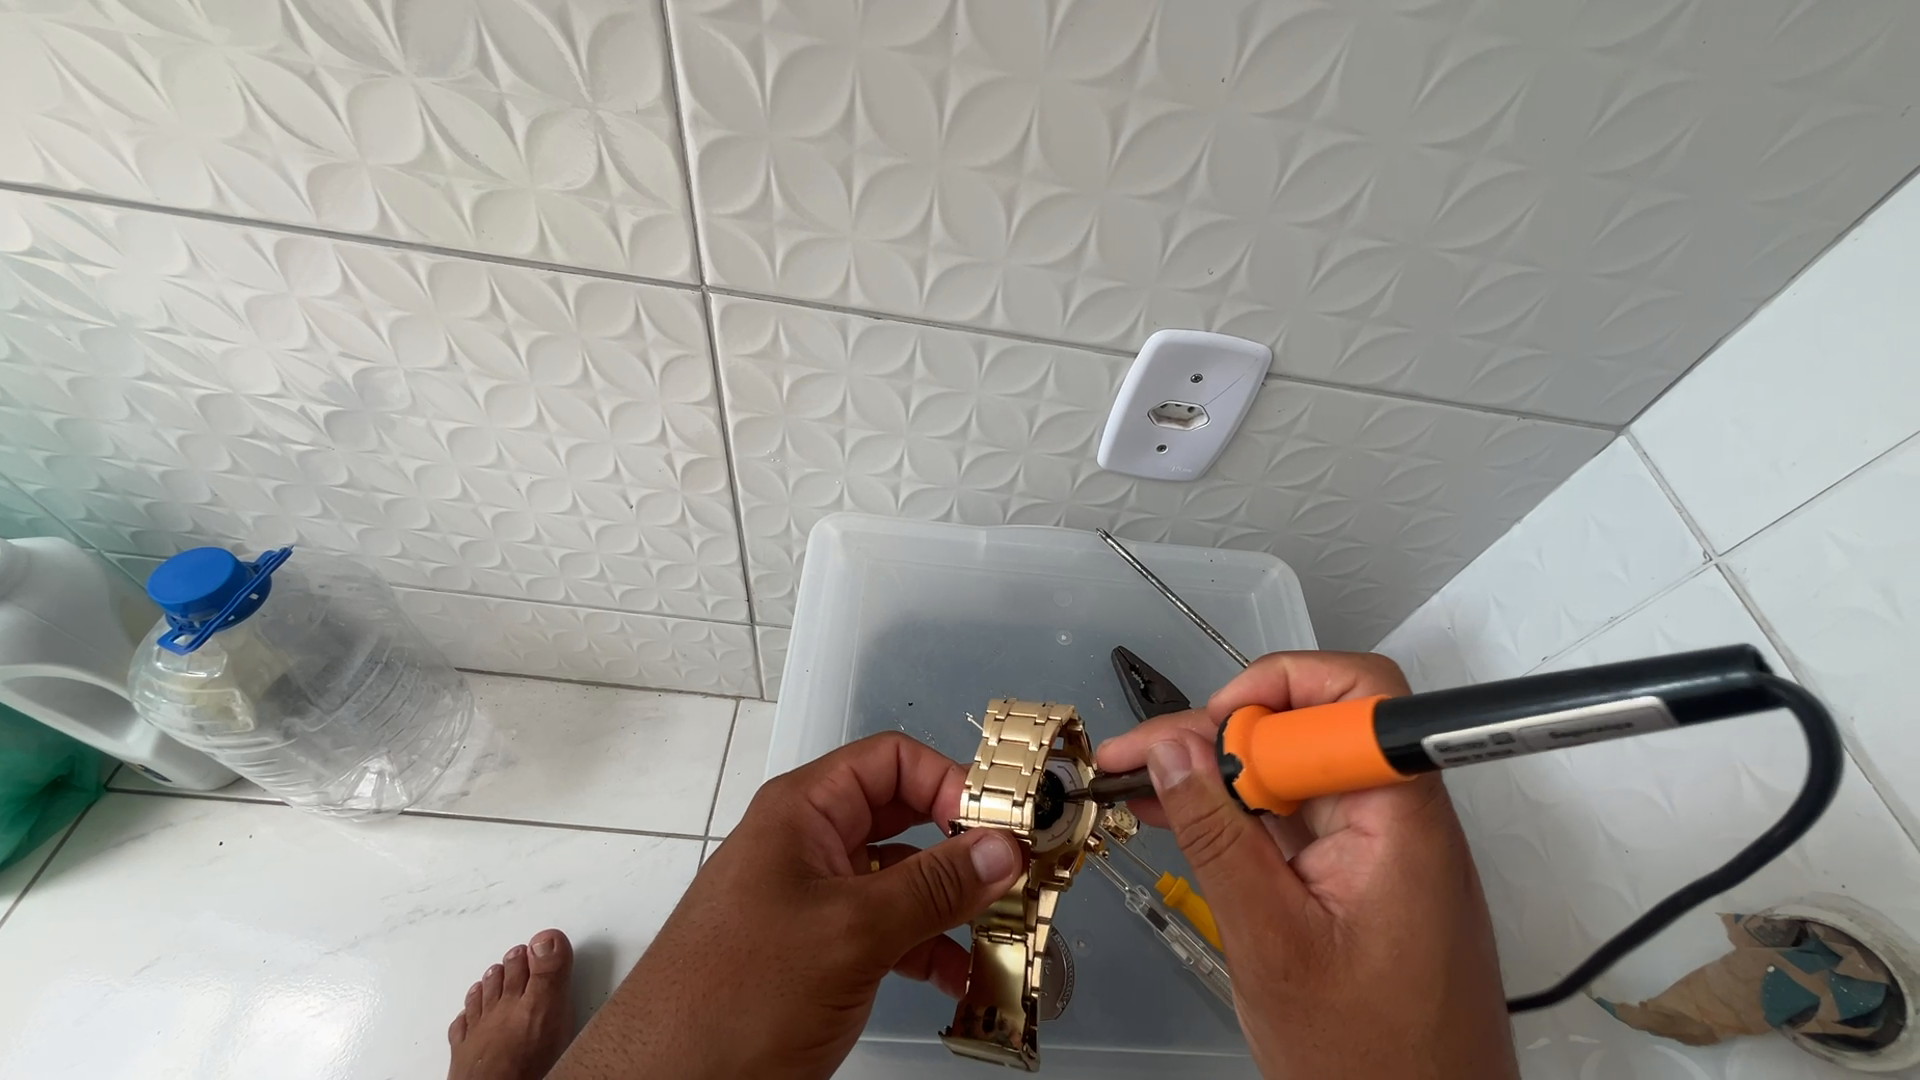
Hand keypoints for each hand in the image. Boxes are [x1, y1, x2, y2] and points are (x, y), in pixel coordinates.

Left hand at [550, 732, 1020, 1079]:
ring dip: (952, 902)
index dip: (949, 781)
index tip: (1002, 824)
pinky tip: (960, 976)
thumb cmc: (743, 991)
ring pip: (901, 877)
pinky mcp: (819, 948)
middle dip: (960, 843)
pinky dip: (928, 946)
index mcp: (806, 808)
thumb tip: (1006, 847)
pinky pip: (888, 928)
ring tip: (1002, 929)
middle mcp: (812, 840)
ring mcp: (816, 896)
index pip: (892, 762)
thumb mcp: (850, 931)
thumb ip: (934, 887)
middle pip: (903, 817)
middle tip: (1016, 871)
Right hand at [1097, 651, 1517, 1079]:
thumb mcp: (1269, 941)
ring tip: (1140, 782)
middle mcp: (1393, 814)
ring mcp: (1373, 842)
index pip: (1355, 696)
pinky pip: (1284, 812)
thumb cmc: (1364, 1060)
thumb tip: (1171, 748)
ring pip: (1284, 767)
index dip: (1275, 688)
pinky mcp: (1351, 866)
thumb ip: (1216, 835)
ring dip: (1210, 771)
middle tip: (1142, 757)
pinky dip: (1228, 809)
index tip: (1204, 729)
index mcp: (1400, 819)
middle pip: (1304, 725)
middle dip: (1215, 733)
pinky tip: (1176, 814)